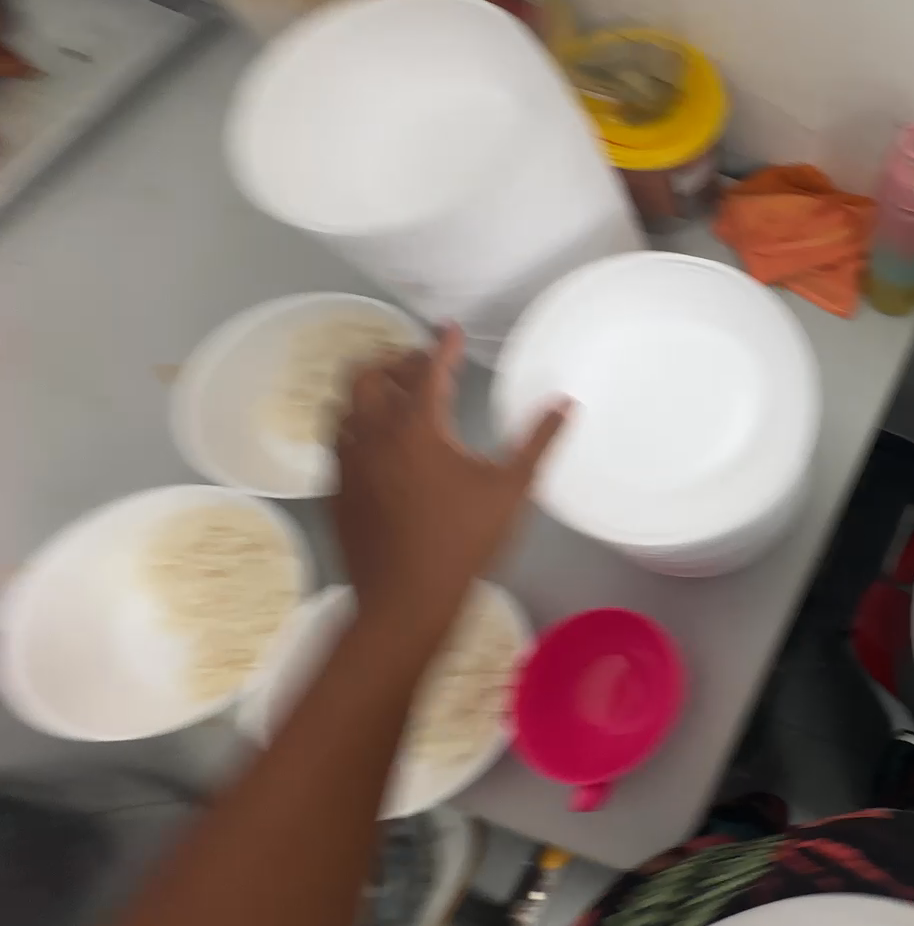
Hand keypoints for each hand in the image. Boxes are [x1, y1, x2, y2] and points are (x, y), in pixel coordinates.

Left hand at [329, 325, 568, 634]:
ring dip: (370, 388)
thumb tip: (565, 404)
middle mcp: (373, 436)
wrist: (405, 597)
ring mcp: (347, 463)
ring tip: (397, 391)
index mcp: (418, 429)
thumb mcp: (513, 487)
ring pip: (344, 405)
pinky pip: (338, 437)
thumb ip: (538, 441)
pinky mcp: (335, 488)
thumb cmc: (466, 538)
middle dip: (395, 360)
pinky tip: (378, 439)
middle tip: (423, 361)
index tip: (450, 328)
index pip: (430, 373)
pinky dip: (357, 421)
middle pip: (368, 377)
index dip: (443, 347)